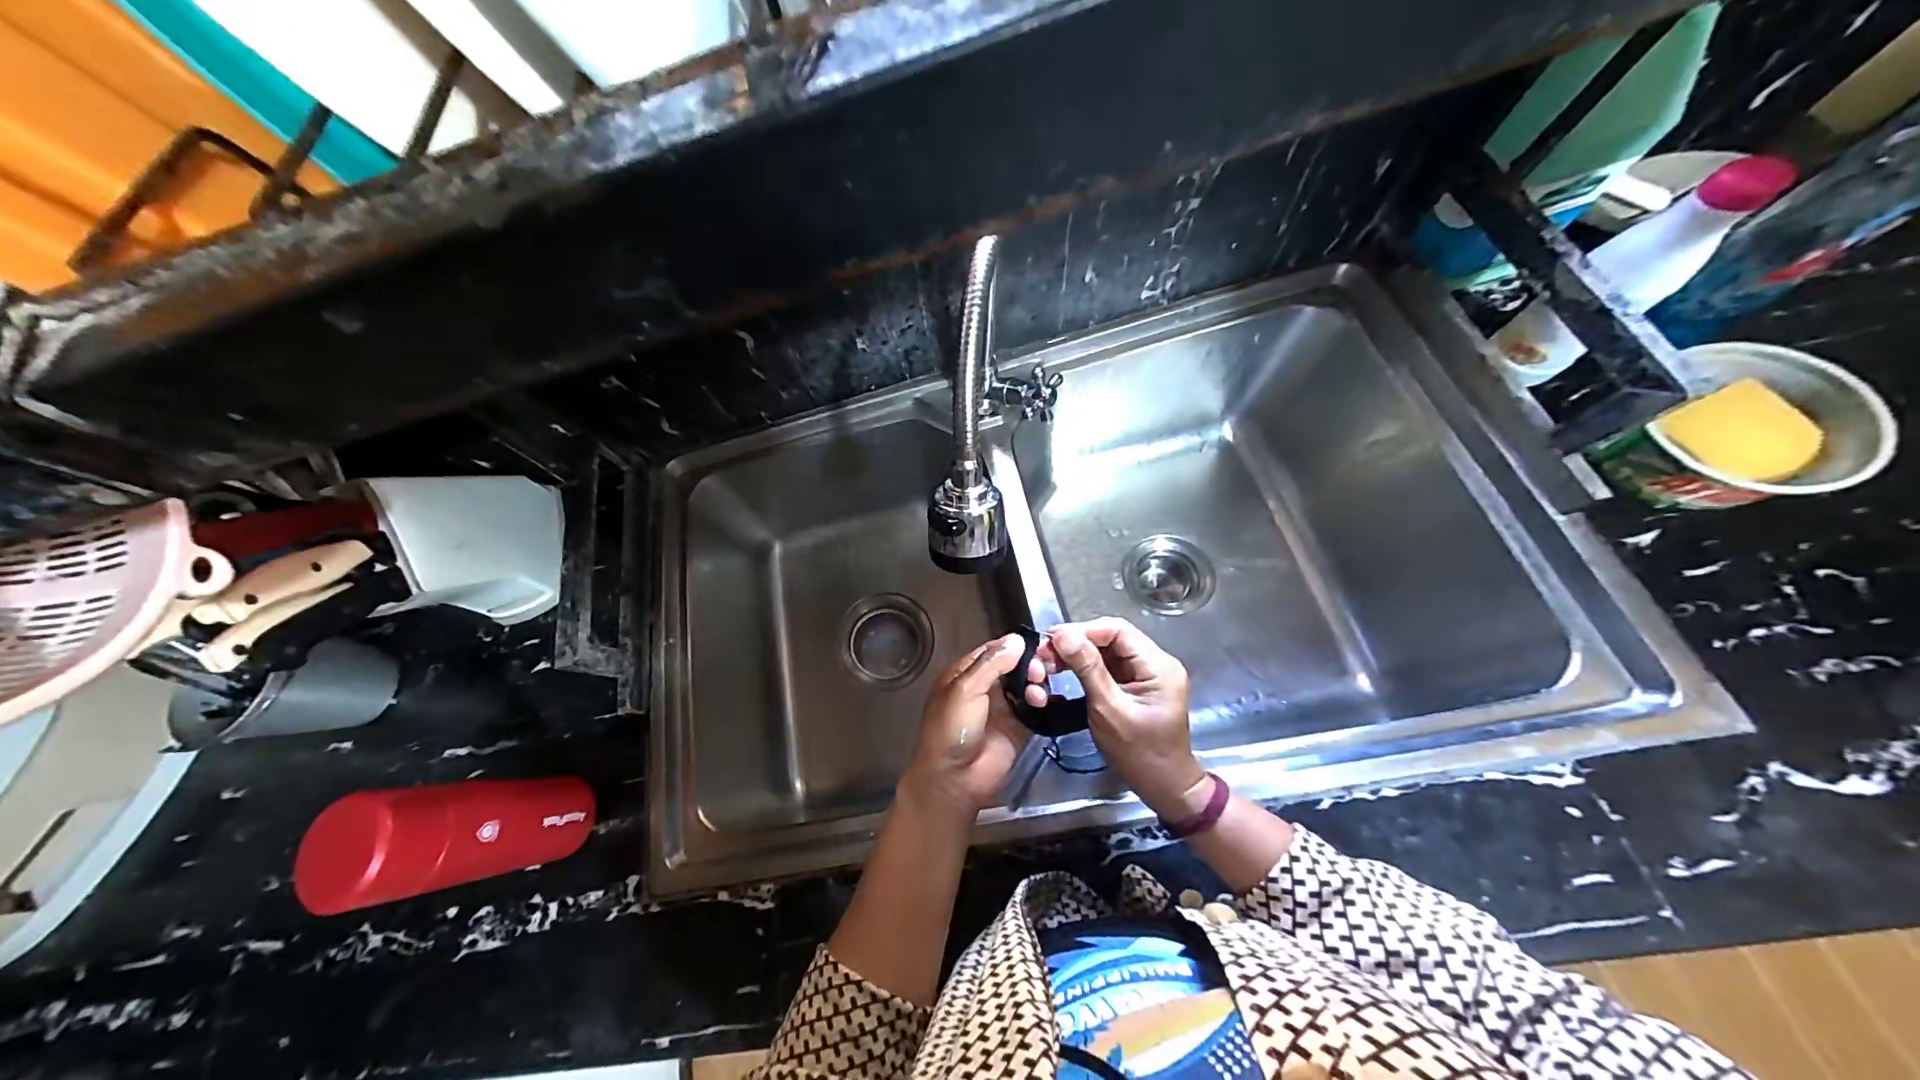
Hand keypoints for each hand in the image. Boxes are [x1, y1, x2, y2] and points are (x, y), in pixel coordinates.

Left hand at [899, 634, 1038, 816]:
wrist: (955, 778)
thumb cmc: (952, 729)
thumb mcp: (966, 689)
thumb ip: (992, 663)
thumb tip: (1017, 639)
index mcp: (965, 674)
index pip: (992, 650)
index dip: (1013, 645)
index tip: (1037, 642)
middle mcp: (984, 687)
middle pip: (1013, 666)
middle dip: (1028, 664)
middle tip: (1040, 668)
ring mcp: (1002, 708)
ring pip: (1025, 685)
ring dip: (1035, 682)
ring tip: (1037, 688)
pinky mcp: (1018, 727)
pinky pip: (1034, 708)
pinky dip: (1041, 701)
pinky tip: (1042, 700)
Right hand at [1039, 618, 1205, 817]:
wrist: (1164, 786)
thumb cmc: (1139, 753)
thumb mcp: (1109, 709)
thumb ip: (1088, 669)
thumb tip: (1063, 635)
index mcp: (1158, 666)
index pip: (1117, 630)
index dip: (1082, 630)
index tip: (1051, 639)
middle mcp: (1157, 663)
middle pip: (1112, 637)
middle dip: (1077, 642)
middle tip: (1045, 652)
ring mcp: (1148, 674)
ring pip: (1108, 651)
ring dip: (1079, 654)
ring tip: (1050, 662)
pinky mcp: (1138, 685)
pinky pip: (1110, 666)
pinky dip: (1087, 666)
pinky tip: (1066, 670)